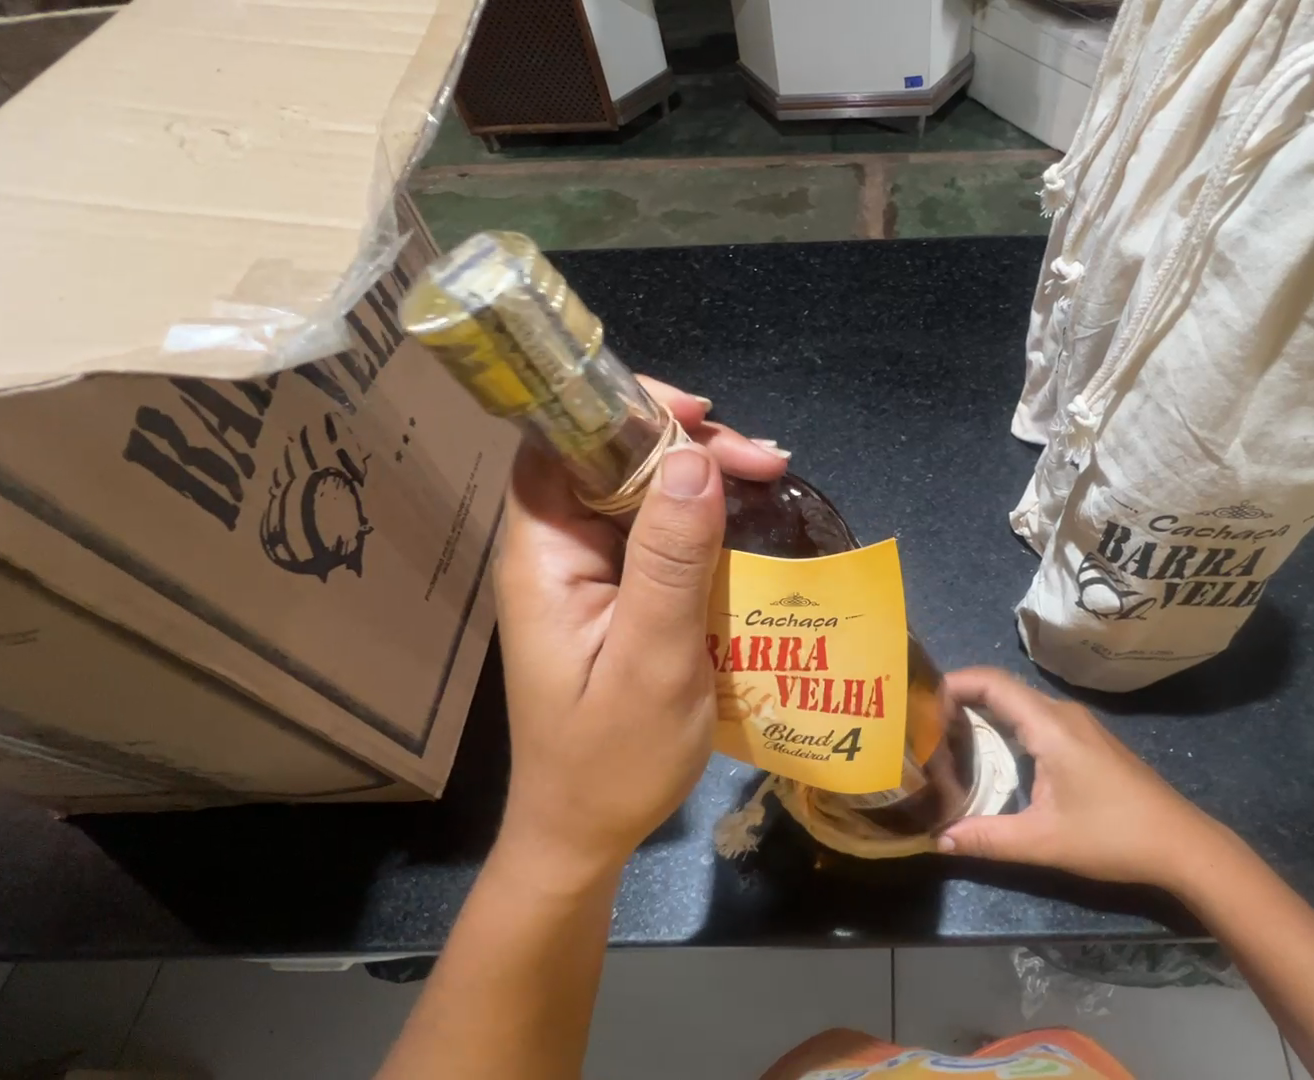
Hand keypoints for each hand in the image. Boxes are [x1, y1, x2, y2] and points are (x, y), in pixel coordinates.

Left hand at [492, 378, 788, 884]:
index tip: (698, 414)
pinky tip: (750, 515)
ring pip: (641, 493)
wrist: (588, 832)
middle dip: (685, 444)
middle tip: (764, 460)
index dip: (621, 412)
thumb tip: (692, 459)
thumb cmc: (613, 760)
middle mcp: (559, 553)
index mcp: (544, 558)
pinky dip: (706, 519)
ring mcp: (589, 574)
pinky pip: (659, 535)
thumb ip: (669, 561)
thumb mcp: (653, 661)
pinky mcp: (618, 595)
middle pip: (611, 460)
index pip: (563, 446)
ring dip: (703, 476)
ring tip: (770, 475)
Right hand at [937, 668, 1232, 889]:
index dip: (953, 684)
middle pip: (1001, 689)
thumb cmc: (1113, 836)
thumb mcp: (1043, 841)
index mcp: (1049, 725)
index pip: (992, 682)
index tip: (920, 704)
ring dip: (983, 714)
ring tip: (947, 739)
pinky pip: (1034, 718)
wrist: (1182, 844)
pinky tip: (990, 755)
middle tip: (924, 726)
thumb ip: (987, 839)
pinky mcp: (1086, 740)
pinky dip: (1005, 726)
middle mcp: (1061, 714)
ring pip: (1019, 704)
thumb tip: (937, 841)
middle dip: (960, 700)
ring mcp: (1077, 725)